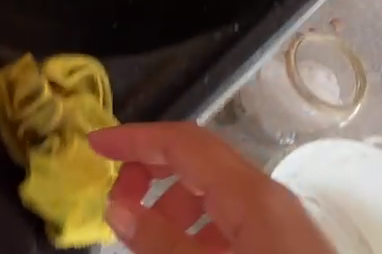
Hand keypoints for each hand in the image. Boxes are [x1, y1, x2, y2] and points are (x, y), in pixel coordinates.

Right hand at [91, 122, 332, 253]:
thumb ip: (162, 243)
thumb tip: (116, 207)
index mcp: (252, 194)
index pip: (181, 142)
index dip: (134, 139)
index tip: (95, 146)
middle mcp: (268, 197)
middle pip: (198, 160)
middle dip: (151, 171)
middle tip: (119, 200)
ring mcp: (282, 224)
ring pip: (215, 192)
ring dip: (173, 203)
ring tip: (148, 237)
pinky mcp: (286, 248)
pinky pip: (233, 222)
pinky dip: (199, 229)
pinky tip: (183, 253)